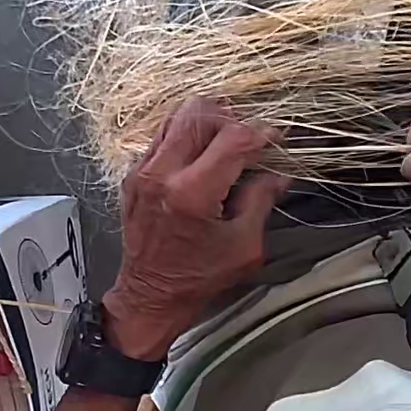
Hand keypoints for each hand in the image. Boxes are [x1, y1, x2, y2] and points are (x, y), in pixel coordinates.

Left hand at [103, 98, 289, 359]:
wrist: (150, 296)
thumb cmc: (198, 278)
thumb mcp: (243, 246)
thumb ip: (261, 201)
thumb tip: (278, 173)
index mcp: (192, 194)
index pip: (232, 139)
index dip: (260, 134)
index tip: (274, 139)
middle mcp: (162, 175)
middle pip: (199, 115)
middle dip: (231, 118)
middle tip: (248, 134)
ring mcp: (142, 172)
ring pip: (175, 118)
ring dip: (205, 119)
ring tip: (226, 134)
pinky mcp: (132, 176)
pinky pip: (161, 136)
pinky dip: (184, 133)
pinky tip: (201, 149)